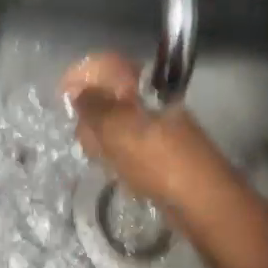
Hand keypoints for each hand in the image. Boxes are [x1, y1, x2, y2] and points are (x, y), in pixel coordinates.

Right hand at [62, 52, 226, 209]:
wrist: (204, 202)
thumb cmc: (156, 158)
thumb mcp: (115, 127)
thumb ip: (92, 105)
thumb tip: (77, 92)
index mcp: (143, 86)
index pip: (106, 65)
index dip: (82, 76)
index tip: (63, 95)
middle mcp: (152, 101)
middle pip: (111, 96)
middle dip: (91, 113)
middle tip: (83, 136)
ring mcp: (160, 127)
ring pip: (119, 124)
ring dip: (103, 138)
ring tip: (99, 158)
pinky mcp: (164, 154)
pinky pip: (131, 146)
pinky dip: (118, 155)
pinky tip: (116, 171)